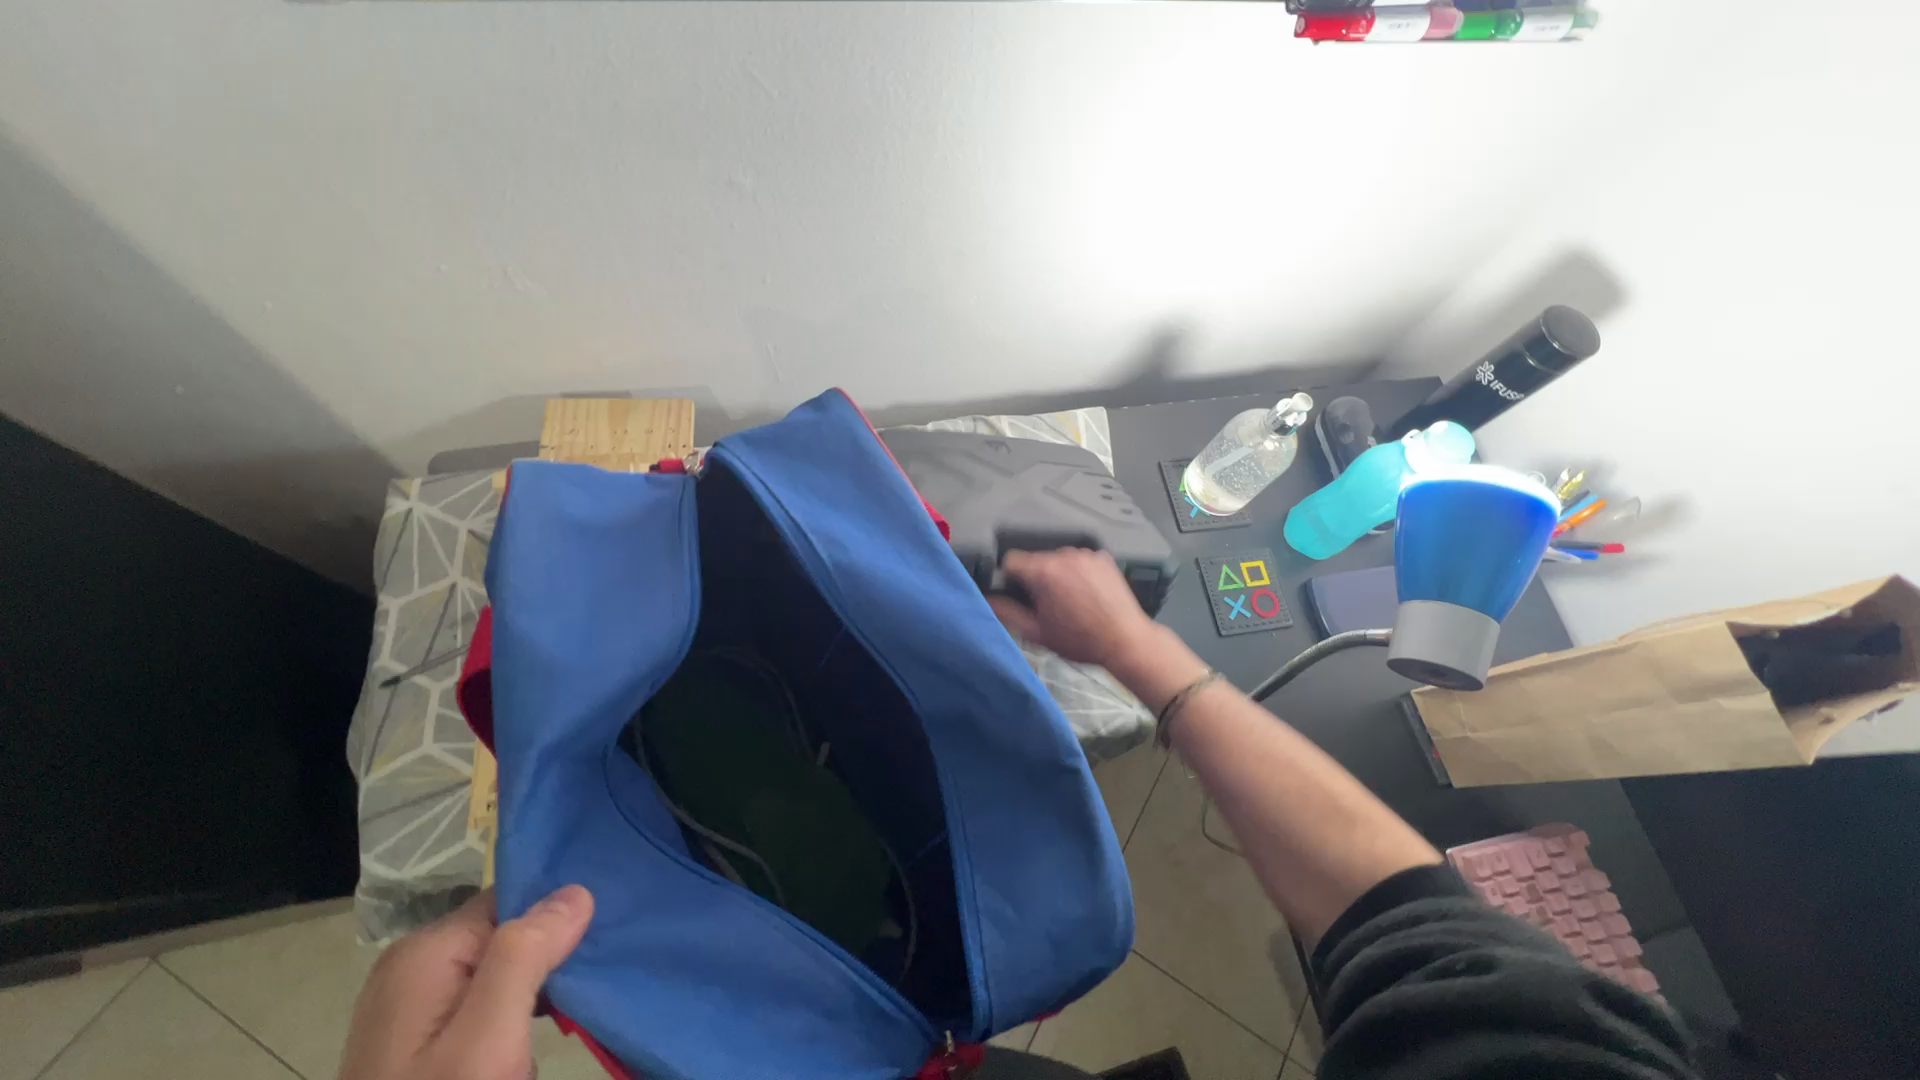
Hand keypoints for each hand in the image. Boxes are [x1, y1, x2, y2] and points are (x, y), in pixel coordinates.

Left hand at [338, 885, 593, 1079]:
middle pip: (508, 928)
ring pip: (502, 962)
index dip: (562, 909)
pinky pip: (488, 994)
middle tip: (600, 971)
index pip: (512, 896)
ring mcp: (416, 1001)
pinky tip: (548, 1022)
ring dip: (545, 979)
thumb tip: (576, 890)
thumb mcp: (485, 1041)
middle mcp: (415, 965)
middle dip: (556, 947)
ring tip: (584, 995)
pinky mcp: (425, 1033)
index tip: (609, 929)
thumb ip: (524, 957)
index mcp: (427, 952)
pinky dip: (523, 1004)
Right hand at [988, 548, 1158, 667]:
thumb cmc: (1080, 640)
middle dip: (1036, 578)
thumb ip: (1007, 613)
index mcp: (1043, 572)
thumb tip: (988, 600)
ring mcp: (1086, 554)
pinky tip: (1086, 593)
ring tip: (1069, 600)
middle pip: (1036, 559)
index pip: (1011, 560)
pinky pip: (1079, 559)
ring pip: (1058, 559)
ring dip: (1057, 573)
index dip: (1010, 578)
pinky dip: (1078, 572)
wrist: (1125, 641)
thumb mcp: (1037, 633)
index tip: (1019, 594)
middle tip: (1047, 604)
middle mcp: (1064, 556)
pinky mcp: (1103, 558)